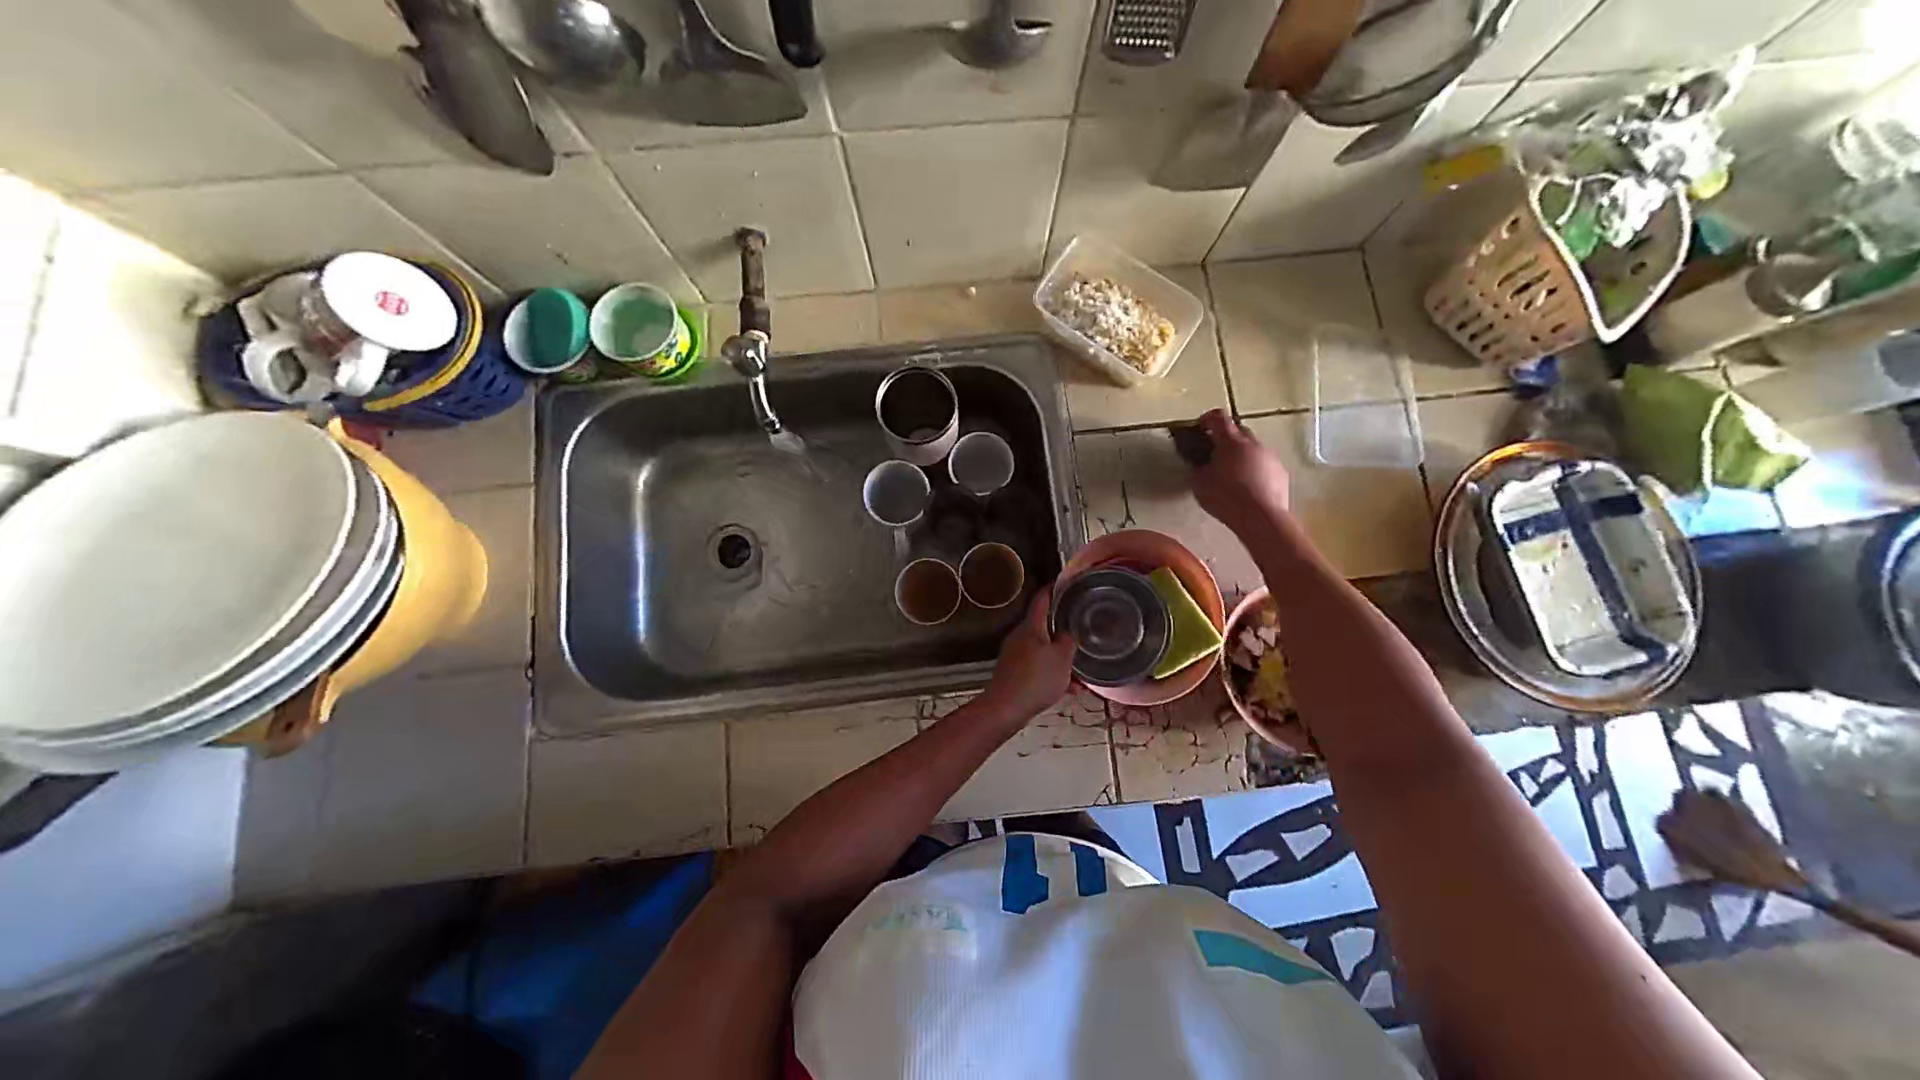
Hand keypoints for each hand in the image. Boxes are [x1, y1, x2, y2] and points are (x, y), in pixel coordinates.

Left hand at [980, 585, 1077, 721]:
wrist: (1006, 708)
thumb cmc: (1035, 679)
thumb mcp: (1062, 658)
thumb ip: (1069, 641)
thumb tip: (1069, 632)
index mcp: (1031, 626)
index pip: (1042, 599)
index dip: (1054, 589)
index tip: (1064, 583)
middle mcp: (1020, 636)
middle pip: (1044, 626)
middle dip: (1063, 631)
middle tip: (1080, 630)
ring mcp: (1015, 654)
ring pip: (1043, 651)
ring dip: (1061, 659)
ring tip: (1080, 674)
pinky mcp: (1014, 672)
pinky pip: (1038, 667)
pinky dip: (1053, 674)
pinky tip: (1068, 689)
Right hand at [1188, 409, 1291, 535]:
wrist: (1262, 518)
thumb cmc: (1226, 498)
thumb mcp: (1199, 484)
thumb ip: (1198, 468)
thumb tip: (1200, 463)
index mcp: (1231, 442)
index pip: (1218, 418)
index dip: (1207, 419)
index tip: (1200, 427)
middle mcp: (1253, 443)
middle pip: (1239, 430)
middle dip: (1226, 438)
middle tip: (1214, 453)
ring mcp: (1270, 457)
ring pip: (1253, 448)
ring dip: (1241, 454)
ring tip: (1232, 473)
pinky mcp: (1280, 472)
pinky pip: (1264, 464)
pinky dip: (1255, 468)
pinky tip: (1248, 486)